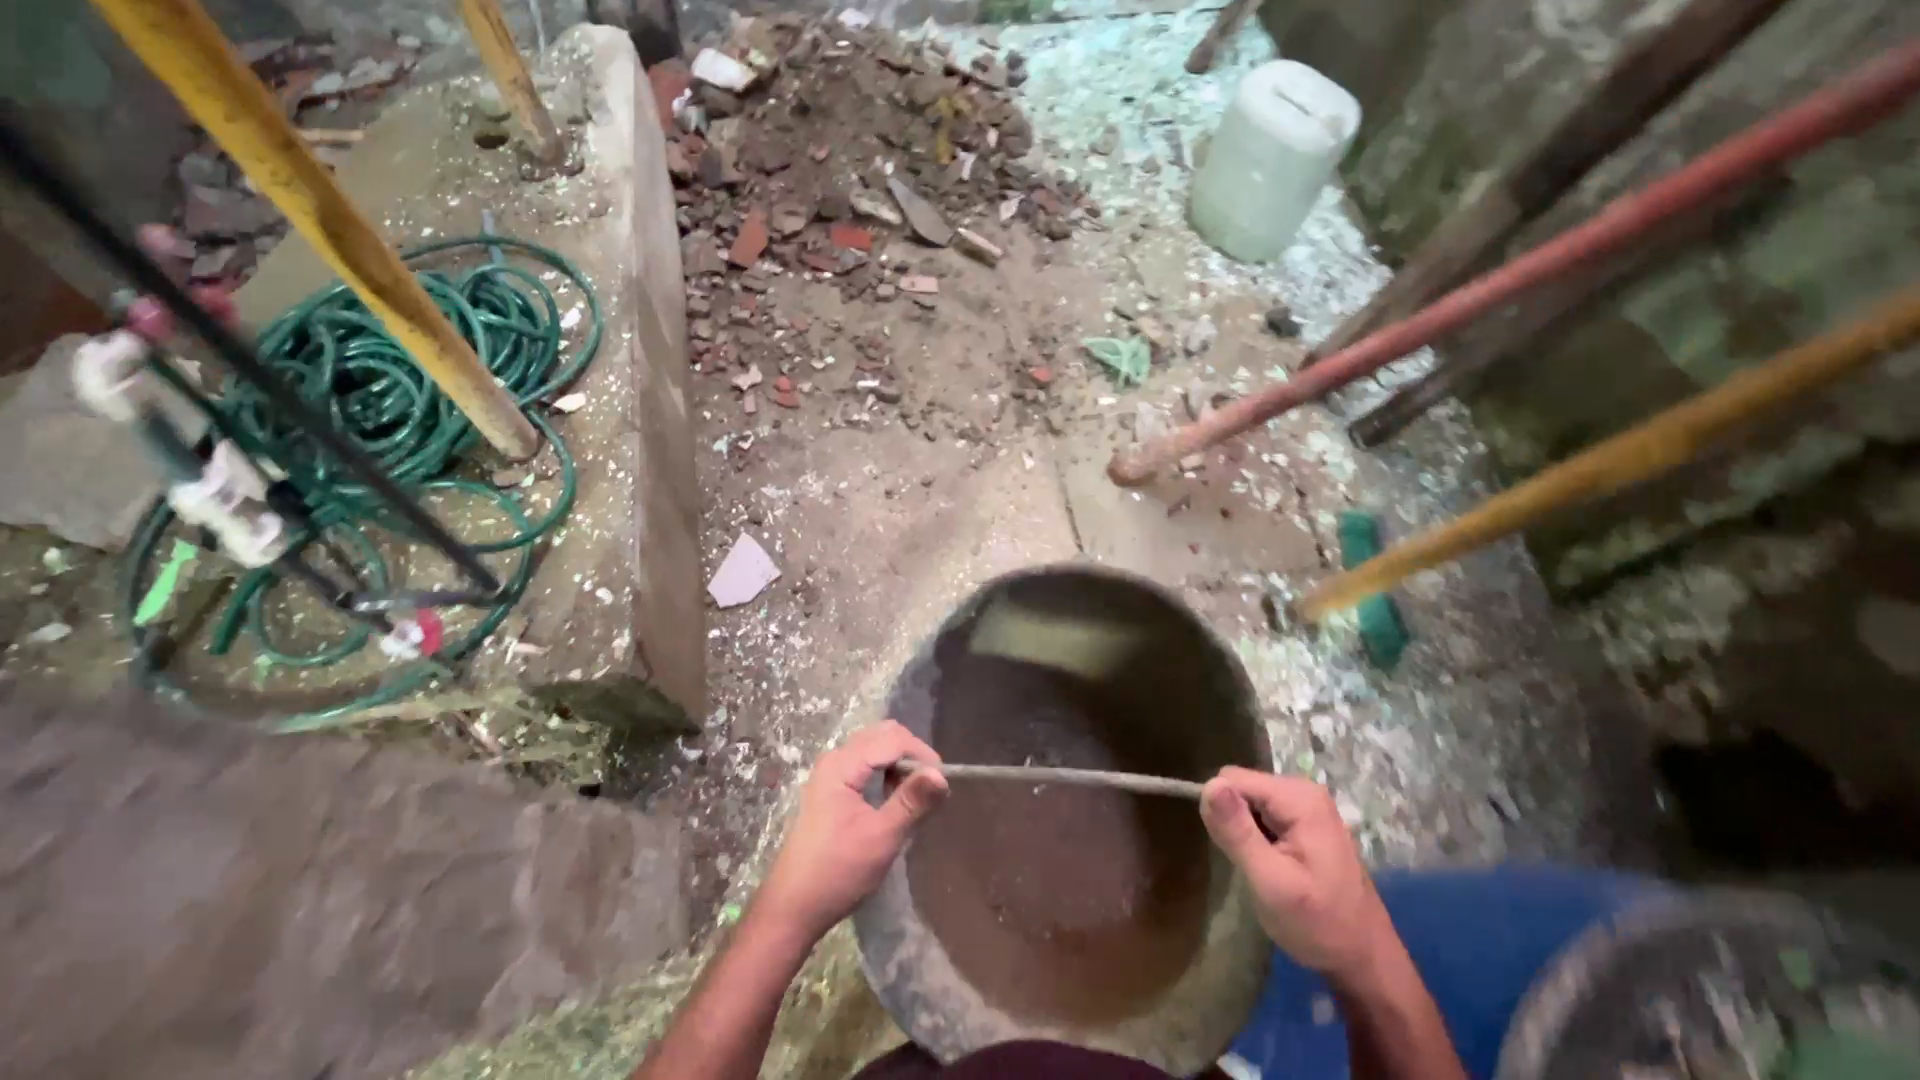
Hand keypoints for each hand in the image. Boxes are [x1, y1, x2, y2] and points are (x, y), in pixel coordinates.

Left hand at [757, 721, 948, 937]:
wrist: (794, 906)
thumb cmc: (838, 871)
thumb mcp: (882, 837)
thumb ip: (911, 802)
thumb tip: (942, 774)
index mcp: (842, 765)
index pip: (892, 738)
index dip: (921, 754)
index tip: (942, 784)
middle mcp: (834, 760)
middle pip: (882, 736)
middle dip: (911, 755)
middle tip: (929, 789)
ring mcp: (830, 775)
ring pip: (875, 750)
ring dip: (899, 765)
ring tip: (913, 798)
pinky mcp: (831, 790)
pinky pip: (865, 766)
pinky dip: (885, 774)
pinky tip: (893, 802)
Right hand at [1200, 768, 1400, 988]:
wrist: (1364, 958)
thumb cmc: (1318, 924)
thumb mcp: (1270, 882)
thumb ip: (1237, 832)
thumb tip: (1208, 784)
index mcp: (1298, 798)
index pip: (1231, 780)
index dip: (1221, 813)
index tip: (1233, 852)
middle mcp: (1304, 792)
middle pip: (1241, 788)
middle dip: (1234, 823)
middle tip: (1250, 865)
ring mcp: (1308, 807)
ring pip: (1249, 803)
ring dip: (1244, 833)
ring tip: (1261, 869)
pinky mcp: (1306, 824)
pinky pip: (1263, 816)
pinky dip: (1257, 839)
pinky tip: (1272, 867)